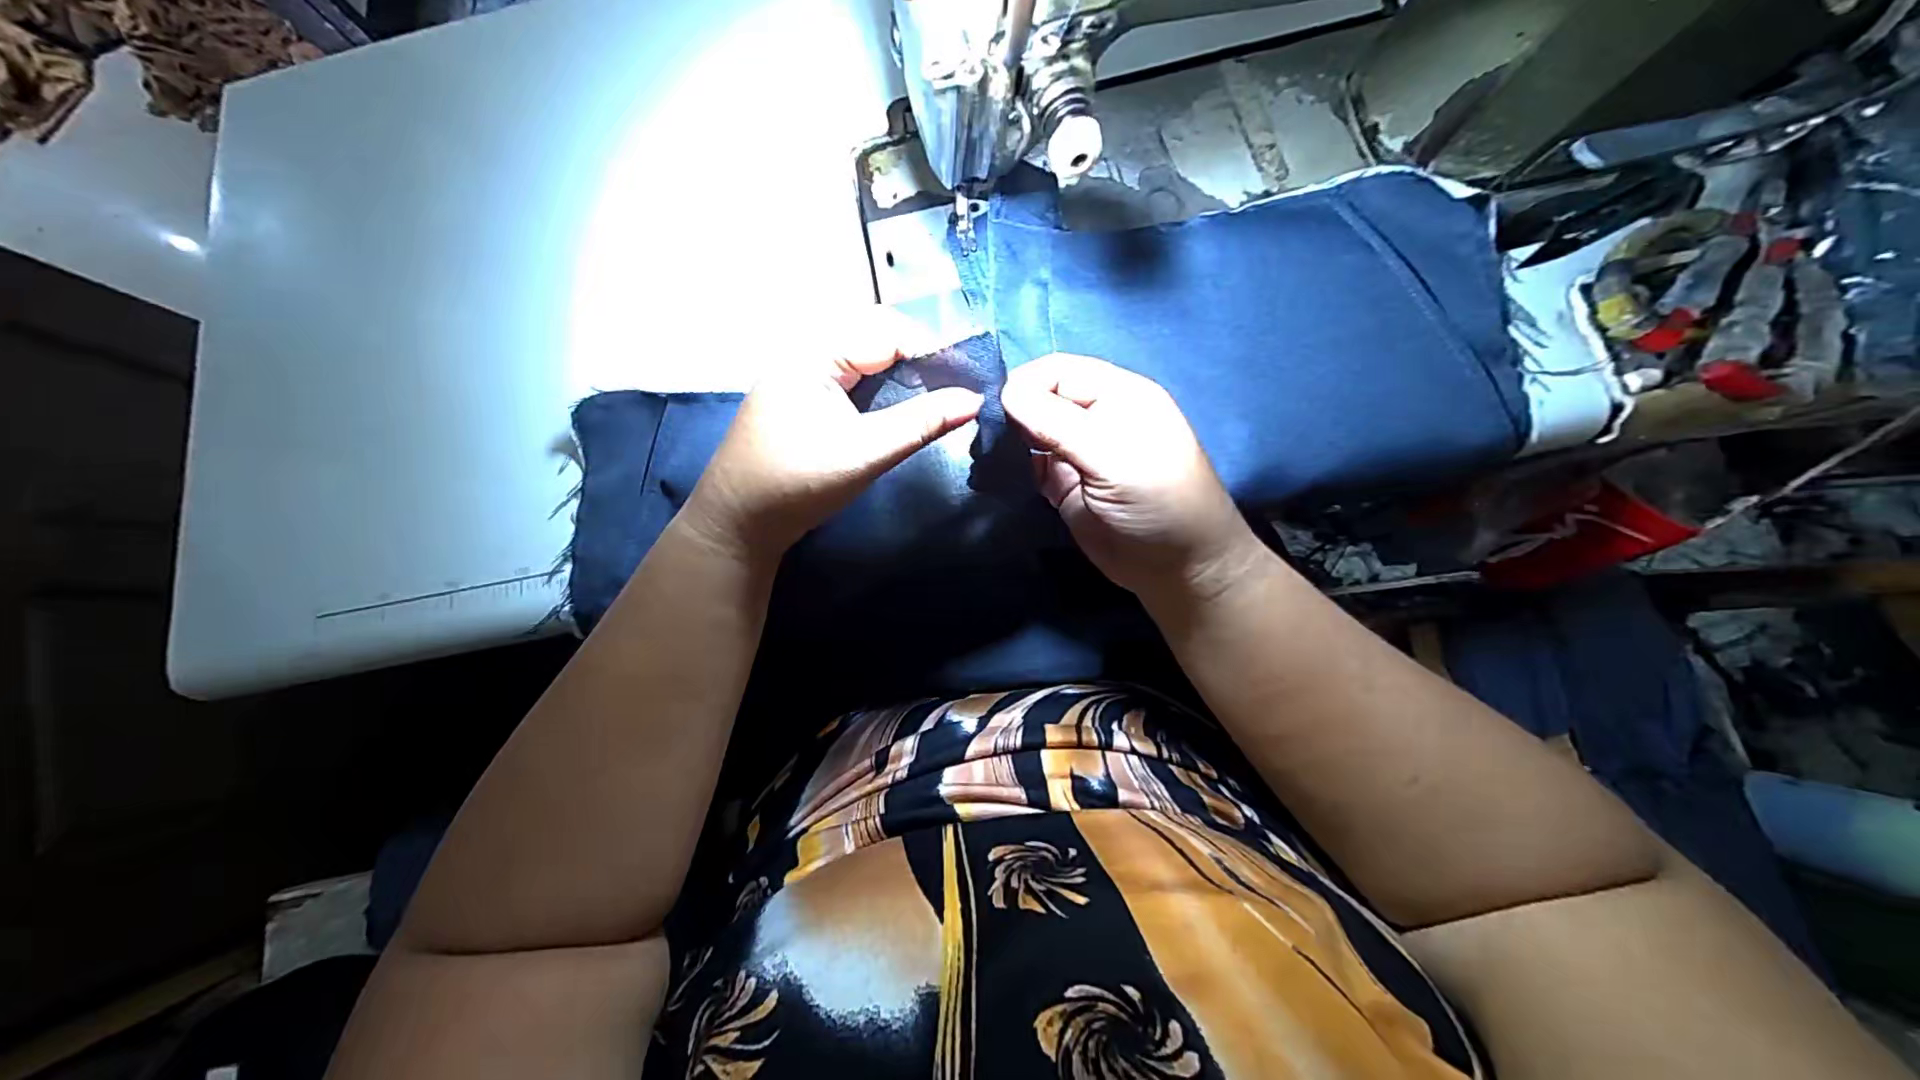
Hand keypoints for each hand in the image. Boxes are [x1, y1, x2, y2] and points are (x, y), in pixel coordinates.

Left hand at [680, 308, 982, 563]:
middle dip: (916, 356)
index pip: (885, 329)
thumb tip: (974, 400)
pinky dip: (879, 384)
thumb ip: (921, 423)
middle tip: (952, 387)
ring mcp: (799, 375)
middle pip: (873, 335)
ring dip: (899, 370)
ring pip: (862, 356)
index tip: (965, 379)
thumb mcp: (866, 453)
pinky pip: (849, 376)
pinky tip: (897, 405)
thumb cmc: (798, 485)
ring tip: (933, 394)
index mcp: (813, 353)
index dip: (929, 349)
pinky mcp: (800, 398)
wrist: (737, 524)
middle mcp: (804, 353)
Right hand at [1000, 353, 1263, 598]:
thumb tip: (1006, 393)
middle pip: (1040, 398)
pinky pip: (1029, 466)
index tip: (996, 410)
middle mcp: (1094, 417)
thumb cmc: (1155, 500)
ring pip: (1030, 432)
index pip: (1057, 370)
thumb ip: (1056, 422)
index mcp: (1116, 394)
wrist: (1177, 569)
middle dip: (1012, 412)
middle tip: (985, 436)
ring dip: (1008, 440)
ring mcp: (1077, 452)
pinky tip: (995, 473)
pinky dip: (1011, 467)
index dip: (1025, 384)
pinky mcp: (1063, 485)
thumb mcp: (1110, 453)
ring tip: (986, 454)